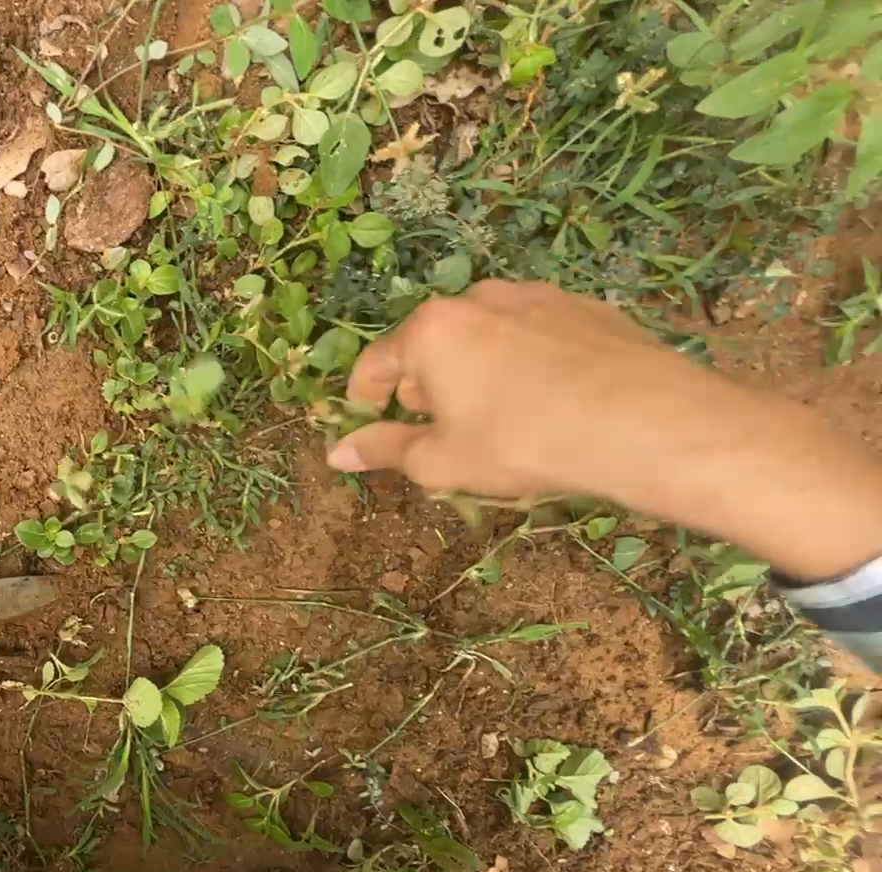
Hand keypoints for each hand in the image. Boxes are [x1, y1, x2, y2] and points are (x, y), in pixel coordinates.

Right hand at [327, 280, 881, 580]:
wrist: (649, 424)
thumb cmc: (520, 442)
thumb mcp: (437, 460)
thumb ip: (382, 449)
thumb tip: (337, 452)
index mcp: (429, 331)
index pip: (374, 364)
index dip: (364, 399)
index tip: (371, 424)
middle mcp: (476, 300)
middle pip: (427, 344)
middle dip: (422, 384)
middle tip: (437, 427)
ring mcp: (535, 297)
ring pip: (479, 335)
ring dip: (470, 370)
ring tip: (491, 414)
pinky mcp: (585, 306)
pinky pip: (529, 333)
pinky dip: (519, 361)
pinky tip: (541, 400)